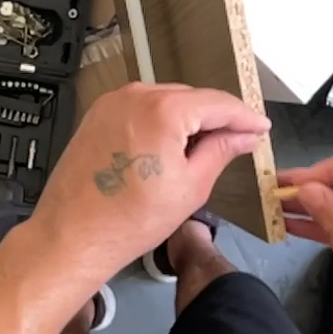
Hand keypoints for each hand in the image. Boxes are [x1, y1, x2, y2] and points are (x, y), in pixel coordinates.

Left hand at [25, 83, 269, 279]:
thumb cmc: (125, 221)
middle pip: (192, 98)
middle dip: (216, 118)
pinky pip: (141, 109)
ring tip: (203, 152)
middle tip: (238, 142)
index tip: (260, 127)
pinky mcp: (98, 116)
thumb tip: (243, 136)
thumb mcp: (190, 187)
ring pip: (166, 101)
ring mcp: (112, 104)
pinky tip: (169, 149)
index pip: (218, 102)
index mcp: (162, 110)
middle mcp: (134, 97)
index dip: (244, 116)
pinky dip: (161, 122)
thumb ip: (221, 151)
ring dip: (188, 120)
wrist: (72, 236)